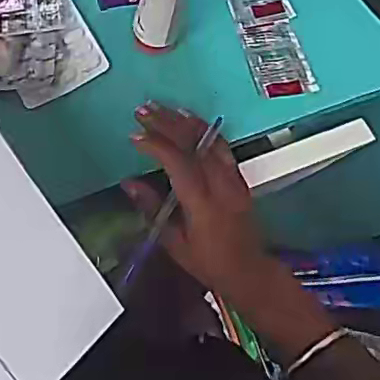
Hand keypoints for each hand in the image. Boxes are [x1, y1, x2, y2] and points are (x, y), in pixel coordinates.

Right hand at [121, 104, 331, 355]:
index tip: (136, 136)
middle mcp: (220, 185)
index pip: (178, 163)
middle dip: (168, 124)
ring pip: (210, 140)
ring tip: (165, 108)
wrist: (249, 271)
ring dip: (186, 121)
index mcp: (202, 203)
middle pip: (194, 144)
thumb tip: (130, 184)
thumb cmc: (209, 263)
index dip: (156, 145)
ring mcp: (233, 179)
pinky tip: (192, 122)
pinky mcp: (238, 178)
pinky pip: (221, 147)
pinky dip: (204, 130)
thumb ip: (153, 209)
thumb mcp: (174, 243)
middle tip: (145, 110)